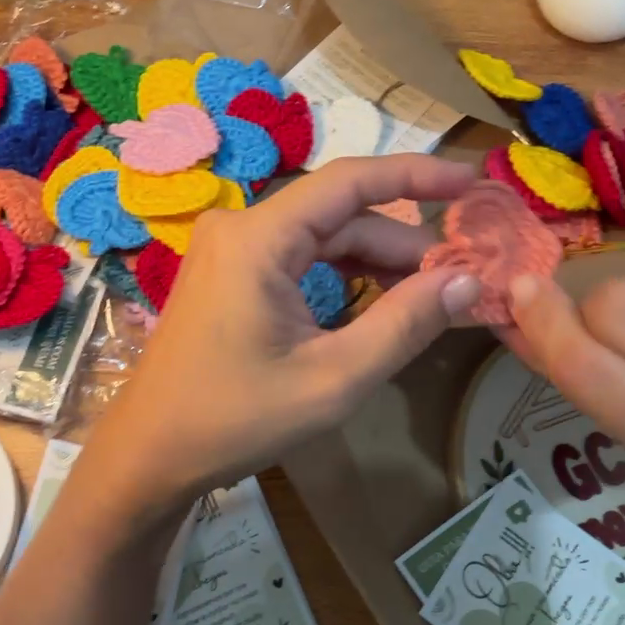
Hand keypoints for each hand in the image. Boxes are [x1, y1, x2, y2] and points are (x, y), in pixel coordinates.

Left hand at [79, 155, 481, 518]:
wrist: (151, 451)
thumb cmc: (235, 419)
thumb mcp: (334, 378)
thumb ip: (404, 323)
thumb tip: (466, 280)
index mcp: (258, 238)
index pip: (349, 180)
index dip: (416, 173)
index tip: (473, 181)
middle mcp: (239, 227)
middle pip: (338, 214)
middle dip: (402, 240)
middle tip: (463, 273)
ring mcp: (229, 248)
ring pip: (320, 236)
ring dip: (375, 258)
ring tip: (432, 290)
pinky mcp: (227, 272)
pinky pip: (296, 256)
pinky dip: (341, 272)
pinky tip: (381, 296)